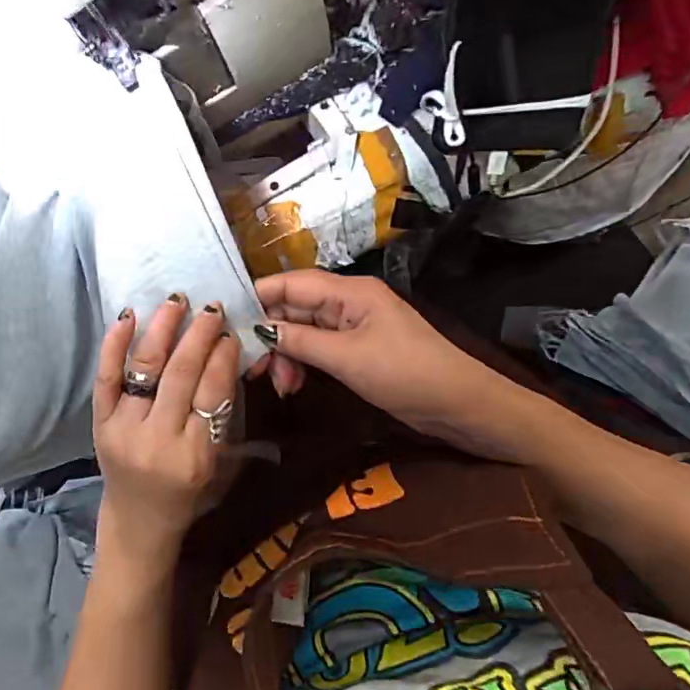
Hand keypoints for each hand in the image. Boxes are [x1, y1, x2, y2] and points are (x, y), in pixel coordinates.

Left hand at [92, 294, 240, 558]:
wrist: (138, 520)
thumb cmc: (186, 493)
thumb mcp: (217, 463)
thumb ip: (222, 415)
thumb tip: (227, 353)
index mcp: (194, 456)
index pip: (211, 394)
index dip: (222, 358)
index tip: (230, 333)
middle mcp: (156, 441)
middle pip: (179, 375)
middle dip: (198, 336)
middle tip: (211, 309)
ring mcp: (123, 430)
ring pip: (144, 370)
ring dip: (162, 330)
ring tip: (176, 302)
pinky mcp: (99, 423)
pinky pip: (105, 379)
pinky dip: (114, 346)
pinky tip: (127, 317)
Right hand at [249, 270, 534, 460]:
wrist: (462, 406)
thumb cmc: (406, 374)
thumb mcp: (347, 358)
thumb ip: (299, 341)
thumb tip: (258, 329)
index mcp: (348, 291)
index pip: (290, 283)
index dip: (257, 297)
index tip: (227, 321)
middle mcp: (346, 301)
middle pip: (292, 307)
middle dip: (270, 335)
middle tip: (252, 368)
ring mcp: (351, 325)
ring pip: (301, 330)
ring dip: (285, 354)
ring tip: (280, 384)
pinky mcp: (355, 348)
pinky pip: (316, 347)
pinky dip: (301, 363)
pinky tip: (293, 384)